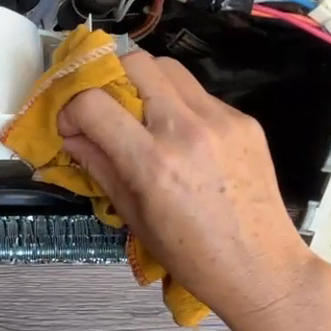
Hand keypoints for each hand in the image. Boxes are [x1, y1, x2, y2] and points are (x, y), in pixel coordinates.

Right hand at [58, 51, 330, 323]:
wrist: (259, 267)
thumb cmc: (189, 254)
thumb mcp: (131, 214)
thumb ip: (98, 166)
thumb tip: (72, 137)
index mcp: (153, 162)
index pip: (94, 103)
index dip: (71, 109)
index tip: (70, 127)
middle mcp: (187, 130)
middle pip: (135, 63)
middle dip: (106, 78)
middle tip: (101, 107)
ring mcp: (221, 120)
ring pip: (168, 68)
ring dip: (141, 82)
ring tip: (137, 115)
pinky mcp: (244, 121)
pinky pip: (196, 93)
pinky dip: (173, 103)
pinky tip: (175, 135)